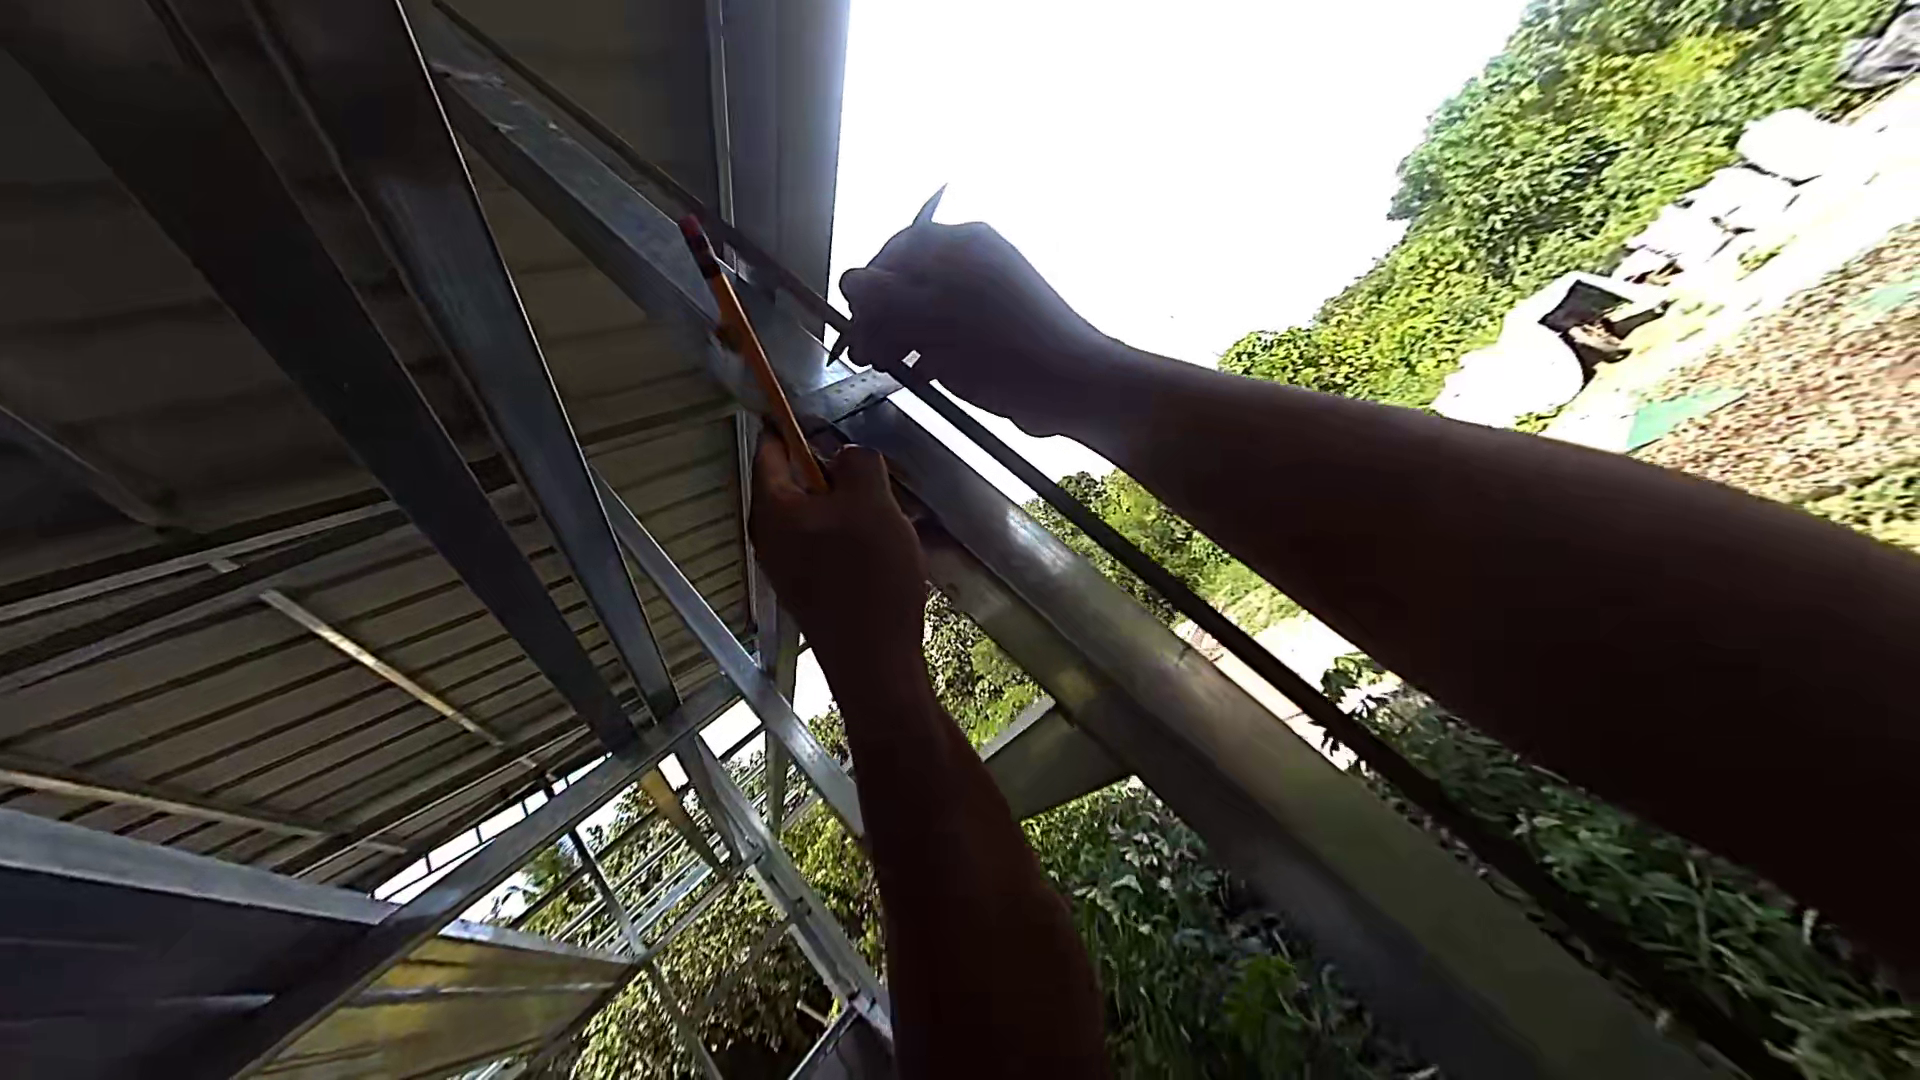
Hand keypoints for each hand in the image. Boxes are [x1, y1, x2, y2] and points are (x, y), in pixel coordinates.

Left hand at [749, 435, 927, 661]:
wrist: (875, 659)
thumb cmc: (869, 577)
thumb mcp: (872, 503)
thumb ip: (858, 462)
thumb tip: (848, 457)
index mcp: (773, 509)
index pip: (770, 447)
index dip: (796, 424)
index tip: (829, 416)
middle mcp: (772, 536)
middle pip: (800, 482)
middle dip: (841, 475)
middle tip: (879, 481)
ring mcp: (790, 565)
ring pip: (822, 514)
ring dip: (857, 508)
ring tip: (893, 519)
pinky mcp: (813, 587)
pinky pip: (831, 544)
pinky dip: (857, 536)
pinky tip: (890, 551)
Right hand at [840, 222, 1115, 436]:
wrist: (1071, 385)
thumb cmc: (1001, 348)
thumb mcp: (934, 320)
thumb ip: (886, 299)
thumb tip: (849, 281)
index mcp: (958, 245)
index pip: (894, 254)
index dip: (866, 289)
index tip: (852, 326)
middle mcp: (971, 264)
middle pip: (909, 284)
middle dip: (880, 319)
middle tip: (863, 355)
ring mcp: (984, 299)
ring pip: (927, 313)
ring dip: (900, 339)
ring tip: (886, 368)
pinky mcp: (993, 333)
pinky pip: (949, 335)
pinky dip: (928, 353)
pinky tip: (918, 375)